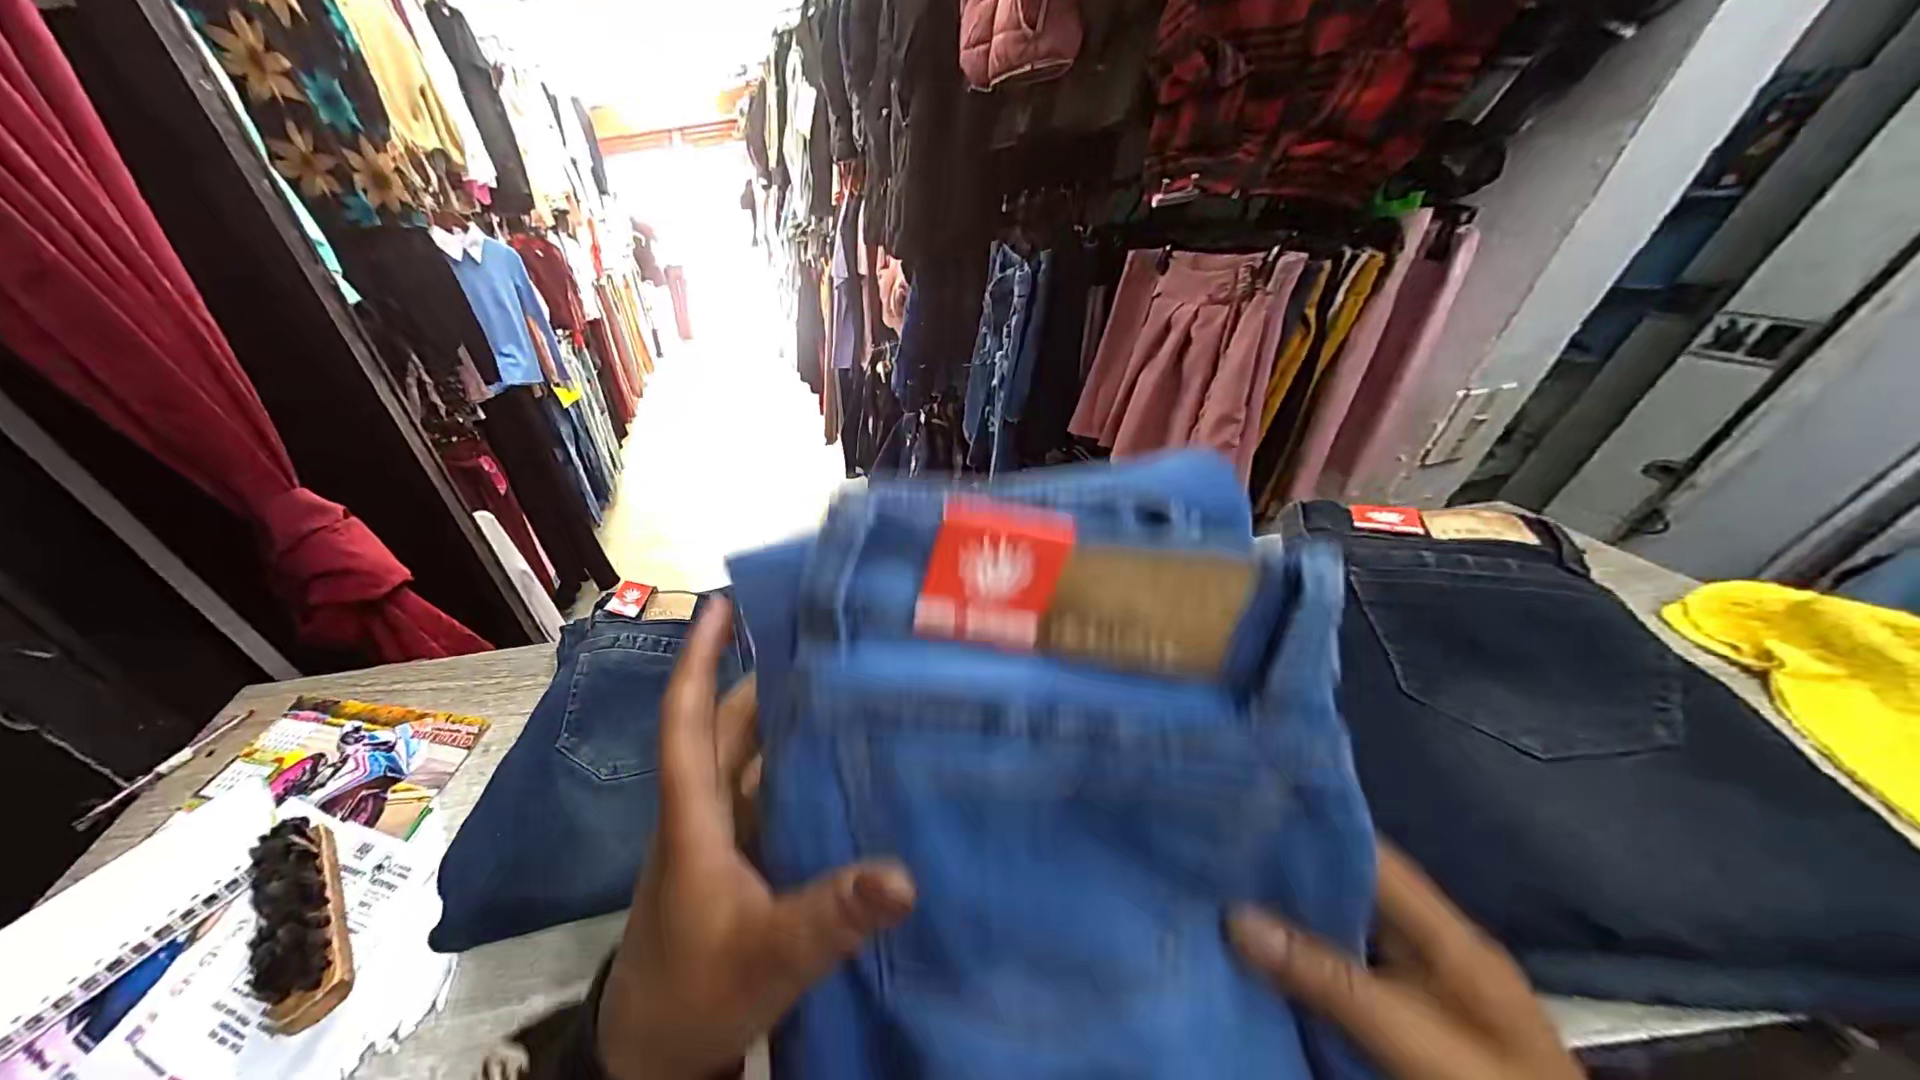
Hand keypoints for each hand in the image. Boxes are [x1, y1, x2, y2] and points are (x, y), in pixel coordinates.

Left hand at [597, 599, 916, 1079]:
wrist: (656, 1053)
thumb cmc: (694, 994)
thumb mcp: (768, 955)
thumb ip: (830, 916)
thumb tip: (903, 877)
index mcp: (694, 816)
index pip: (686, 719)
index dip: (699, 658)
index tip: (723, 604)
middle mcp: (704, 810)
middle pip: (728, 727)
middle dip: (765, 679)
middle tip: (824, 643)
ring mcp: (722, 835)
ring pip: (751, 758)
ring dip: (786, 721)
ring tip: (845, 688)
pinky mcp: (742, 857)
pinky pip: (771, 794)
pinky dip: (800, 769)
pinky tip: (844, 763)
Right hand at [1230, 843, 1583, 1079]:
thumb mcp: (1423, 1041)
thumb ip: (1336, 981)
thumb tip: (1238, 917)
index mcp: (1446, 935)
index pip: (1369, 854)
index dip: (1309, 823)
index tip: (1243, 804)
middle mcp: (1426, 950)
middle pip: (1343, 889)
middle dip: (1278, 868)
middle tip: (1209, 848)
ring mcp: (1411, 989)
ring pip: (1332, 931)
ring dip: (1278, 914)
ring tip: (1211, 887)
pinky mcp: (1395, 1023)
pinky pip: (1331, 975)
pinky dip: (1290, 960)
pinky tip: (1245, 954)